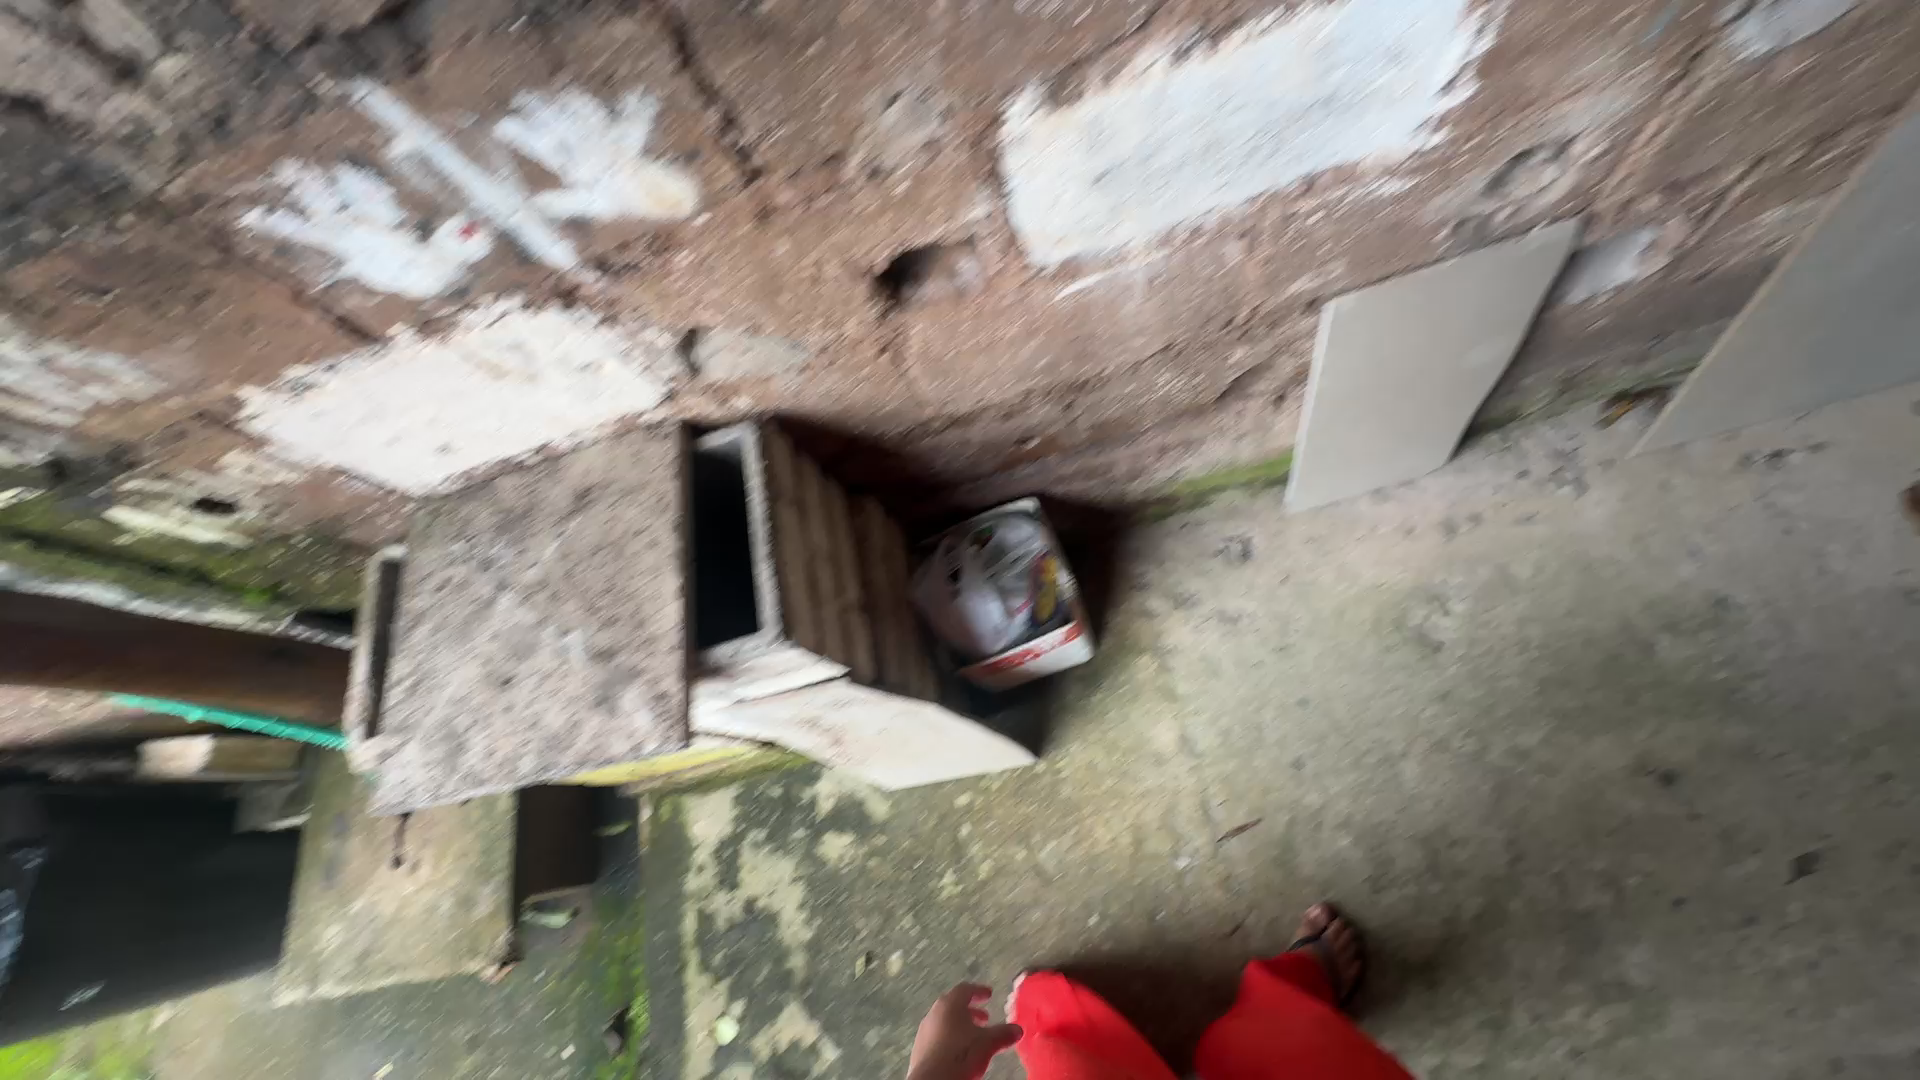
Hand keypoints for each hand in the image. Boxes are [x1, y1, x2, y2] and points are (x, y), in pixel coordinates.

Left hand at [907, 983, 1022, 1079]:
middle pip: (954, 1004)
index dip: (979, 991)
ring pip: (945, 1021)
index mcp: (950, 1004)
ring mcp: (925, 1030)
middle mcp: (935, 1012)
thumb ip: (1003, 1034)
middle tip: (984, 1018)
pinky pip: (937, 1036)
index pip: (965, 989)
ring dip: (960, 1025)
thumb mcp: (987, 1043)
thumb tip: (1018, 1029)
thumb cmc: (961, 1054)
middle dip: (970, 1010)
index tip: (989, 994)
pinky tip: (958, 1052)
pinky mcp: (919, 1048)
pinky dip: (950, 1037)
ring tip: (973, 1037)